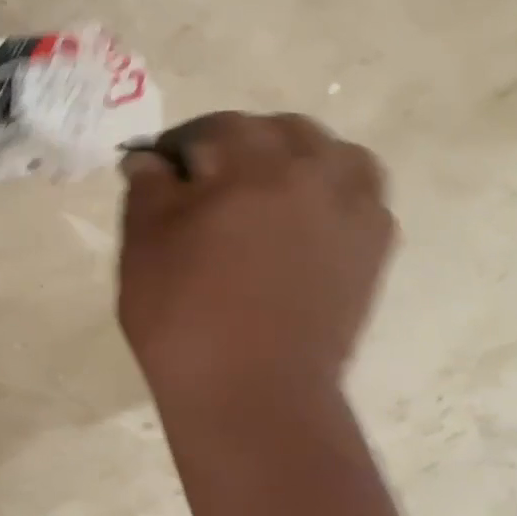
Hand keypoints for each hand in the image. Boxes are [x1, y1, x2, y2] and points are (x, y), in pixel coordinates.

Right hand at [118, 112, 394, 398]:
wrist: (250, 387)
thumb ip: (146, 191)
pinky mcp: (374, 245)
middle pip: (280, 131)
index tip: (152, 169)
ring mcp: (356, 210)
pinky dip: (323, 192)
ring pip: (331, 154)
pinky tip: (291, 223)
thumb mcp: (142, 247)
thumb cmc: (179, 313)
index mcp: (253, 170)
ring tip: (255, 193)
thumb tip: (147, 160)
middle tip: (199, 180)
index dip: (178, 142)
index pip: (215, 128)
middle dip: (236, 143)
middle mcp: (317, 175)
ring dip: (290, 159)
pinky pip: (356, 194)